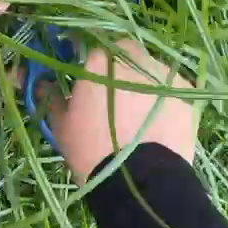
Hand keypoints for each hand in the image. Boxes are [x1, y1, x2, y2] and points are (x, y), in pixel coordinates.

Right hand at [48, 38, 196, 181]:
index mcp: (96, 61)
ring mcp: (160, 73)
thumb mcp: (62, 126)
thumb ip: (52, 98)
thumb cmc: (92, 151)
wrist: (140, 182)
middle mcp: (129, 58)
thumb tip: (42, 84)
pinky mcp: (184, 91)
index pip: (89, 45)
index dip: (86, 57)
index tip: (84, 70)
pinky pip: (171, 85)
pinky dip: (164, 94)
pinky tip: (159, 116)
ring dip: (142, 77)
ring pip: (148, 65)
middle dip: (117, 63)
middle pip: (122, 50)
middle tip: (113, 87)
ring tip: (139, 105)